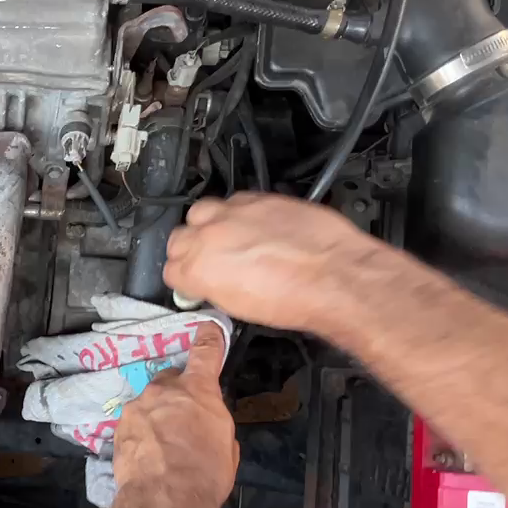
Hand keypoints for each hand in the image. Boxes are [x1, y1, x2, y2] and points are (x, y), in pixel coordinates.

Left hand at [111, 325, 239, 507]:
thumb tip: (204, 419)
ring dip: (157, 413)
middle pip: (171, 379)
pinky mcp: (119, 426)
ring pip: (149, 401)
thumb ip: (213, 420)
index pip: (205, 353)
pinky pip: (135, 421)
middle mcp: (163, 390)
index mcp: (197, 390)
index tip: (208, 327)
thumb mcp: (226, 444)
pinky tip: (148, 452)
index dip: (208, 339)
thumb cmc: (207, 472)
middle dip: (178, 391)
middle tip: (185, 416)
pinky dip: (142, 430)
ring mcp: (137, 406)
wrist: (164, 497)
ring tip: (164, 442)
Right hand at [163, 193, 392, 333]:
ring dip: (207, 225)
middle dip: (188, 250)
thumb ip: (212, 288)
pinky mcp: (259, 199)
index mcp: (197, 270)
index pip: (170, 270)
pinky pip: (234, 200)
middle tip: (205, 260)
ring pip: (200, 212)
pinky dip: (237, 212)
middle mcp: (209, 237)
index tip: (192, 281)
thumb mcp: (239, 307)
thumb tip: (209, 284)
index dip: (182, 277)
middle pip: (178, 238)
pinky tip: (250, 226)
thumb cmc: (296, 299)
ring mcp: (233, 214)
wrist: (337, 278)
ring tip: (224, 238)